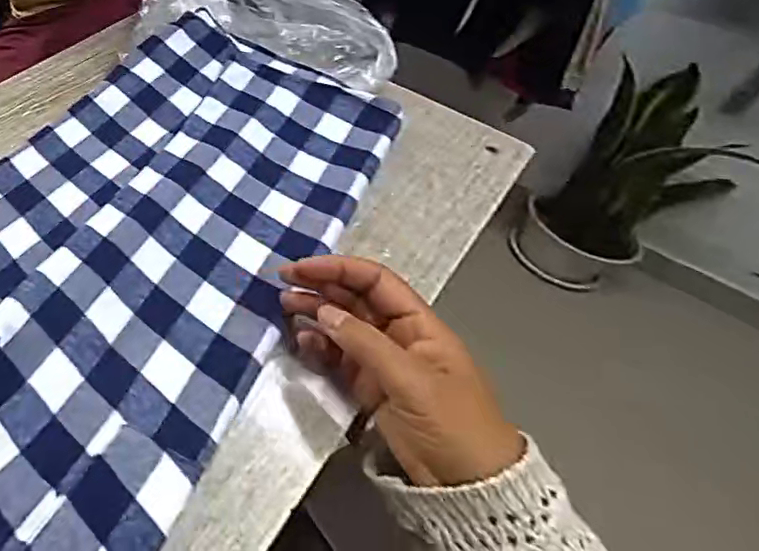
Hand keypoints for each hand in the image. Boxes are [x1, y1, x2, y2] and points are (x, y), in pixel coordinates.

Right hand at [279, 255, 524, 486]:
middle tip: (286, 282)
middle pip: (355, 299)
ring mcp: (383, 362)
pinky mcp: (370, 389)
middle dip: (321, 287)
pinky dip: (319, 347)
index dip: (339, 268)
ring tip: (286, 307)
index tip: (305, 267)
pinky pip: (339, 358)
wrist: (472, 491)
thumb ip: (365, 343)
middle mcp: (398, 335)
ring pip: (342, 326)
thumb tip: (324, 311)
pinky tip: (302, 341)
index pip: (375, 280)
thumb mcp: (412, 381)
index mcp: (418, 322)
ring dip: (315, 314)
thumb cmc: (456, 427)